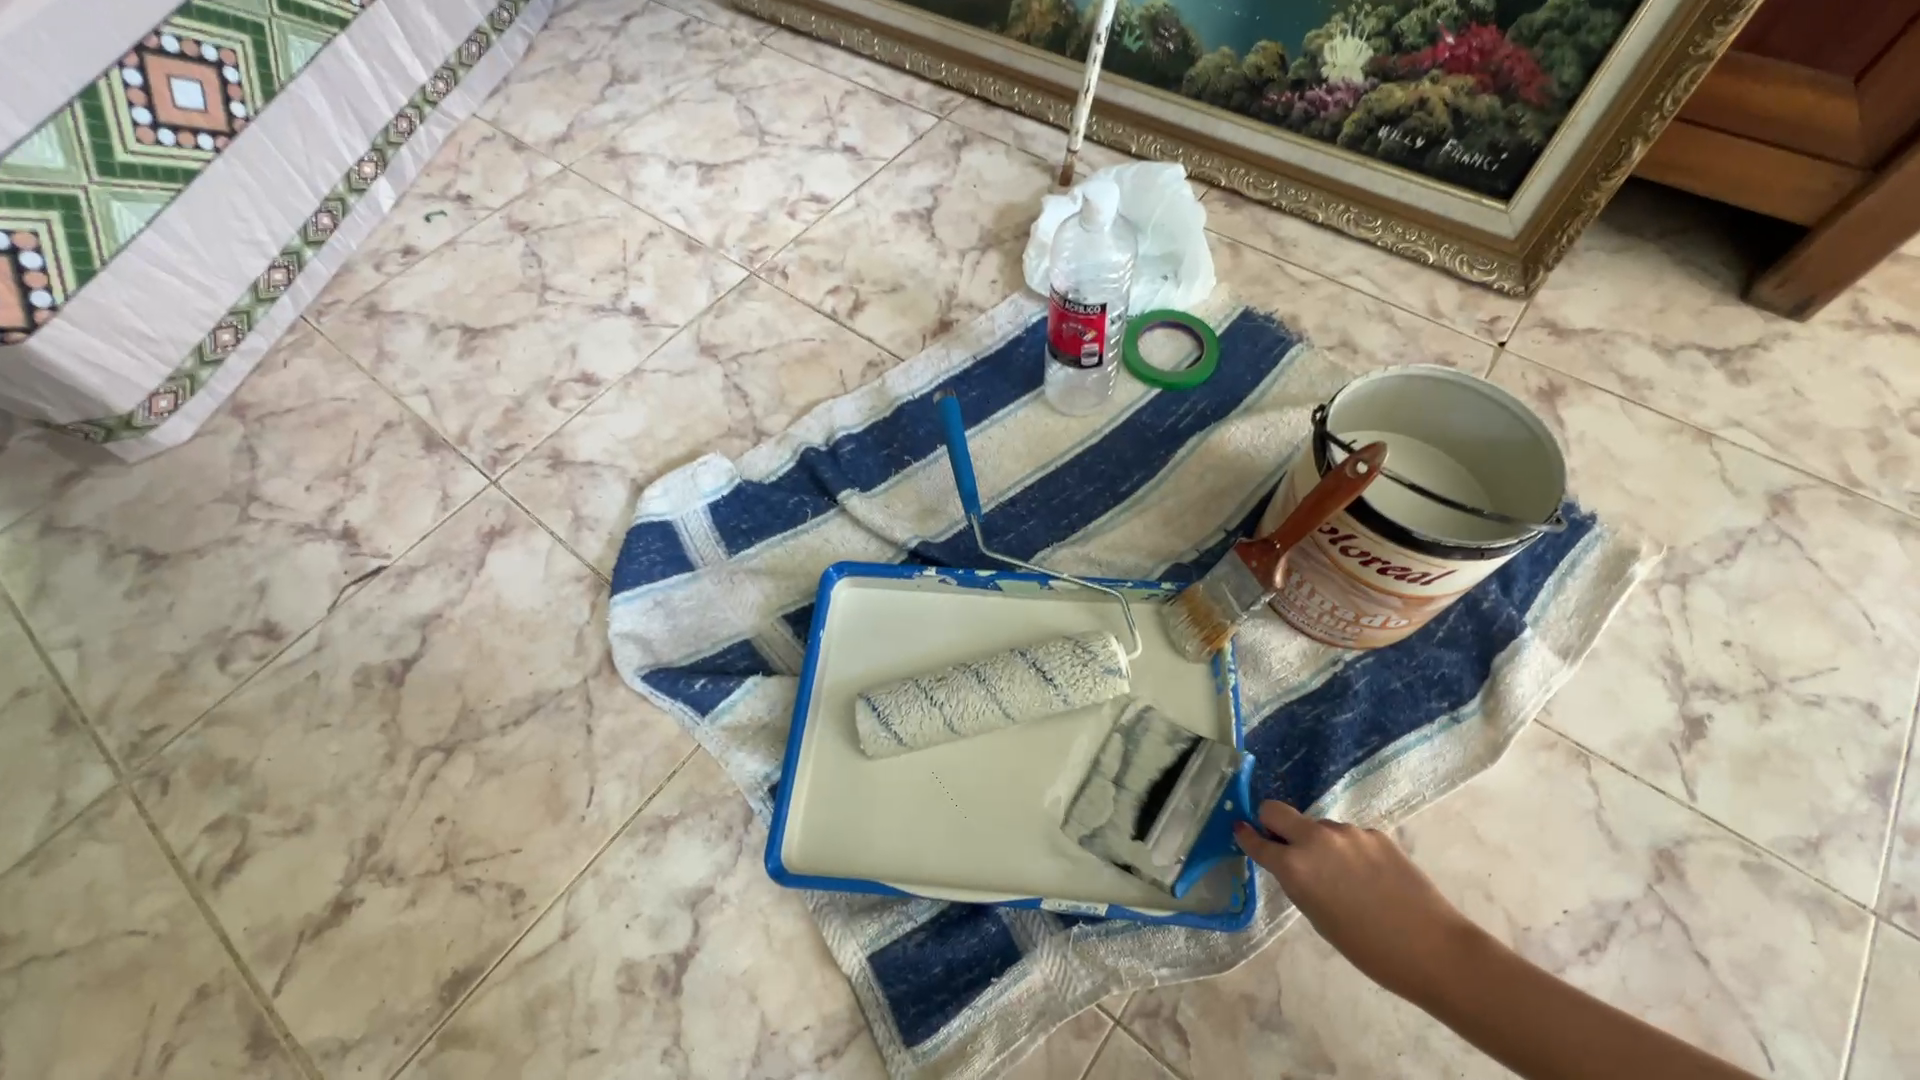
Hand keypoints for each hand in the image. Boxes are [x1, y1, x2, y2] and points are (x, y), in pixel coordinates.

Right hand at [1235, 801, 1485, 1006]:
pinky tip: (1368, 878)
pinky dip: (1348, 850)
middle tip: (1282, 845)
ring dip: (1318, 842)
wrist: (1433, 947)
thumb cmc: (1367, 948)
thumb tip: (1290, 863)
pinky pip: (1348, 836)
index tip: (1241, 833)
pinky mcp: (1375, 833)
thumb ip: (1298, 881)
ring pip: (1317, 826)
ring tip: (1342, 878)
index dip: (1246, 836)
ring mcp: (1347, 832)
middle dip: (1271, 822)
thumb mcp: (1317, 917)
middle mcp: (1315, 839)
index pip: (1256, 839)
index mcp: (1294, 866)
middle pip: (1276, 810)